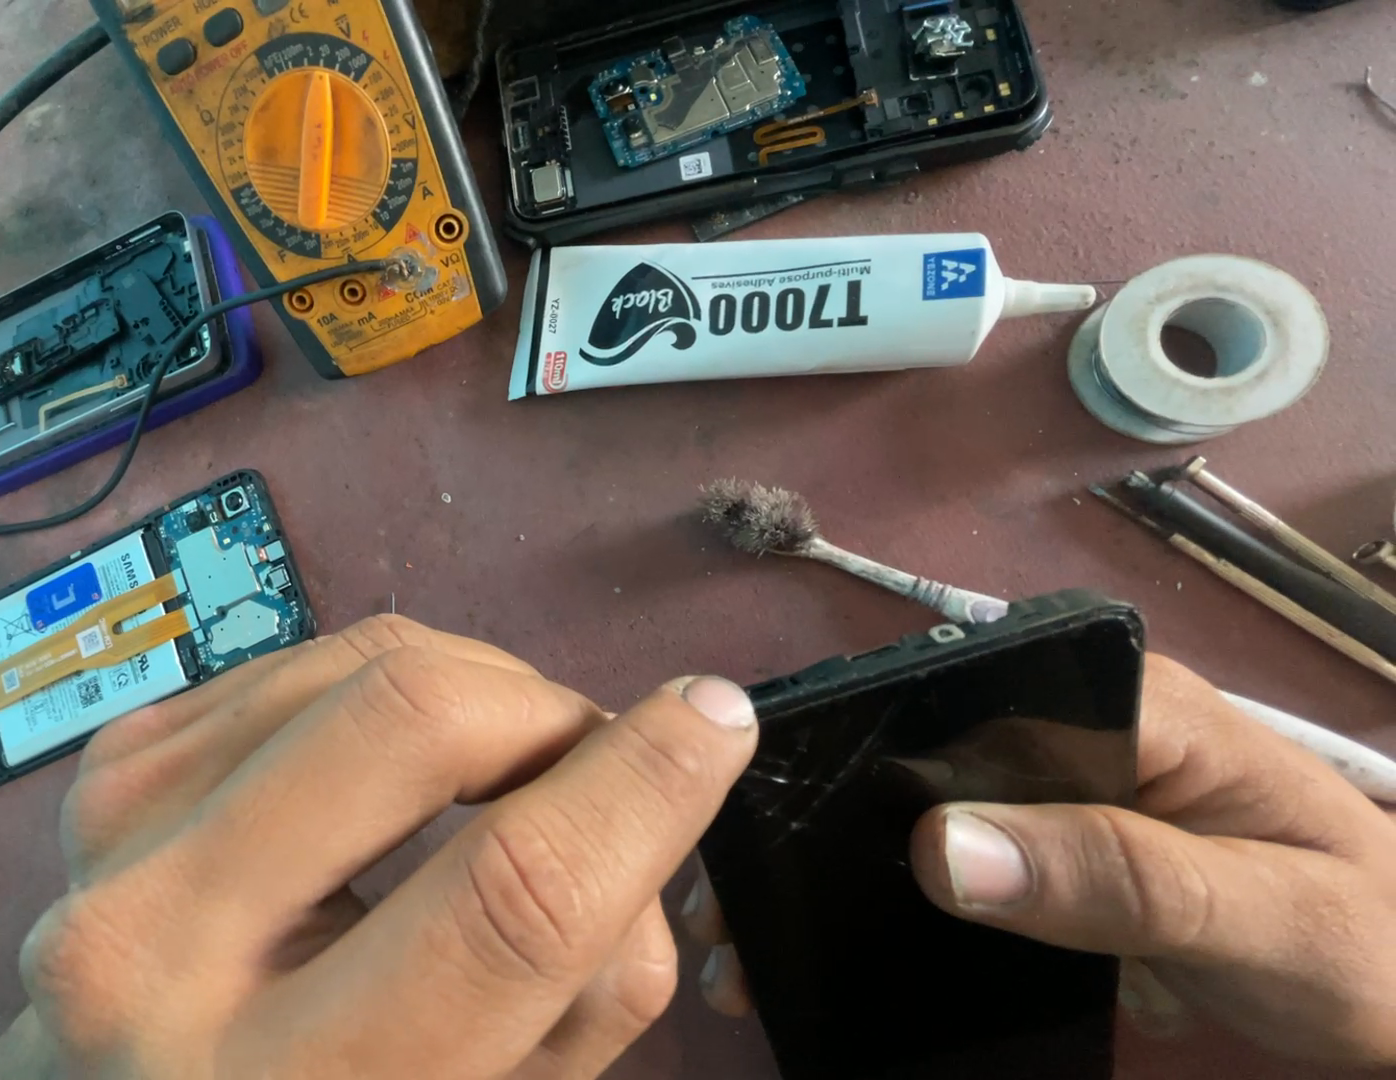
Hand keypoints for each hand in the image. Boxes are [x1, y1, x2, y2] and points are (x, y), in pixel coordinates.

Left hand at [18, 615, 758, 1078]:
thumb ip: (589, 982)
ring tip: (496, 750)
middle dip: (544, 710)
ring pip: (366, 659)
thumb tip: (648, 793)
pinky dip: (391, 678)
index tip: (715, 716)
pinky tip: (397, 746)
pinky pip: (308, 659)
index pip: (511, 899)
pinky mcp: (118, 760)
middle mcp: (163, 946)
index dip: (641, 787)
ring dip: (475, 682)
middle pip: (416, 720)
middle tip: (583, 746)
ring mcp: (122, 831)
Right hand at [685, 655, 1395, 1065]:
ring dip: (822, 857)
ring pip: (896, 798)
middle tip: (728, 895)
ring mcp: (1028, 775)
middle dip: (808, 812)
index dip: (846, 748)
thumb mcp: (1282, 924)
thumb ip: (1125, 877)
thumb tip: (938, 851)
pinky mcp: (1020, 828)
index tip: (774, 826)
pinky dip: (868, 888)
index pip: (940, 694)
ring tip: (744, 924)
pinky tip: (818, 934)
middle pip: (897, 743)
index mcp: (1107, 696)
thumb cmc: (1385, 951)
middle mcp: (1047, 717)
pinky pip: (925, 844)